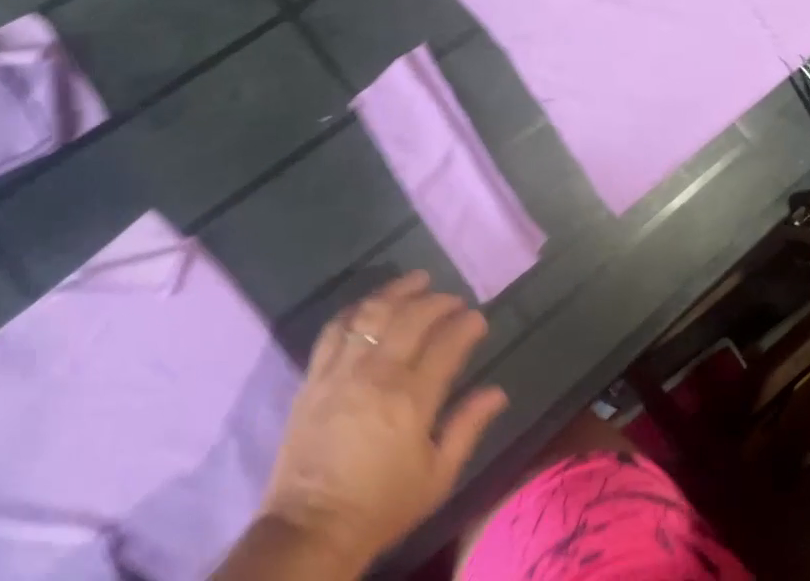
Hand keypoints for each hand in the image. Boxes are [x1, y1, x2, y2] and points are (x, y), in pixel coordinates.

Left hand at [259, 271, 507, 570]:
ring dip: (398, 291)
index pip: (446, 345)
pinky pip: (335, 329)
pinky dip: (356, 309)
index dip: (466, 326)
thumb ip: (467, 427)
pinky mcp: (314, 378)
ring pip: (373, 314)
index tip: (478, 319)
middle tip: (453, 299)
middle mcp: (377, 375)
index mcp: (412, 400)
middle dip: (438, 302)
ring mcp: (341, 372)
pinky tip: (370, 303)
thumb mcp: (438, 477)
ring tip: (417, 280)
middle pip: (411, 319)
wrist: (312, 528)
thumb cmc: (382, 506)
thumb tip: (497, 392)